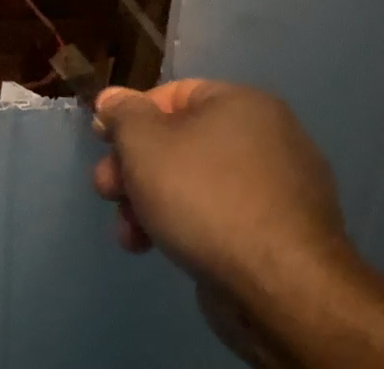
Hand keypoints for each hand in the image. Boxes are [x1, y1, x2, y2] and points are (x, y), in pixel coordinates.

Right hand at [93, 81, 352, 294]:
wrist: (281, 288)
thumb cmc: (204, 196)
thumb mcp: (142, 140)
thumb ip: (122, 113)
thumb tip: (113, 99)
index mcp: (244, 105)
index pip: (171, 94)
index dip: (128, 116)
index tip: (102, 143)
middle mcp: (269, 141)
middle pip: (177, 142)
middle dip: (132, 168)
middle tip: (107, 190)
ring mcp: (279, 192)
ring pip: (192, 183)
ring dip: (148, 202)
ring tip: (127, 231)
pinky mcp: (280, 237)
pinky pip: (219, 217)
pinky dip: (183, 226)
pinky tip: (154, 247)